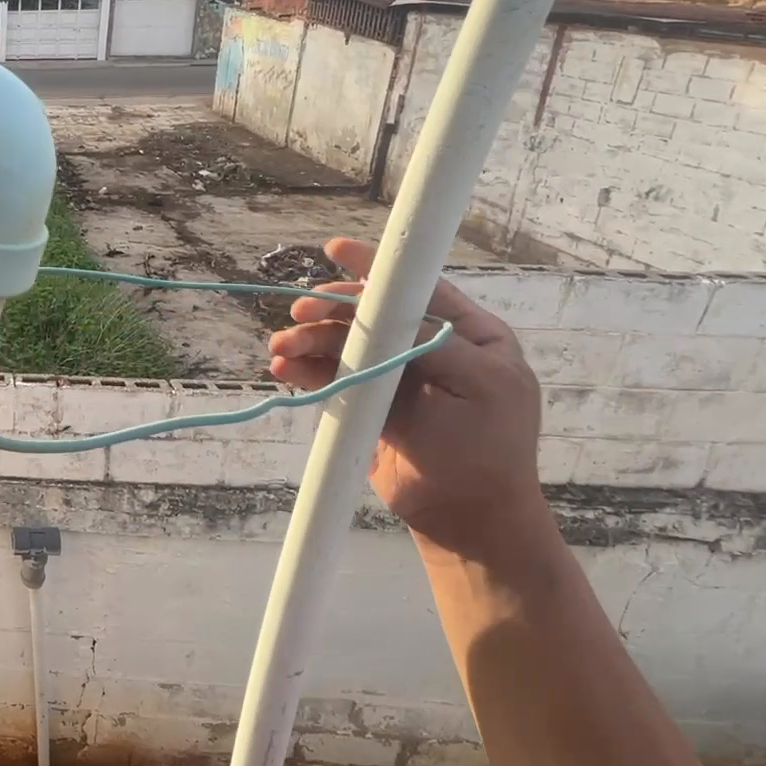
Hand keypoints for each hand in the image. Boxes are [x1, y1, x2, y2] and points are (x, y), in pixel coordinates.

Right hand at [267, 238, 547, 558]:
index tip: (334, 249)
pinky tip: (282, 368)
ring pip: (338, 342)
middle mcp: (423, 347)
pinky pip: (325, 374)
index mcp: (464, 336)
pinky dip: (301, 368)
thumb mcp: (481, 386)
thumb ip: (435, 341)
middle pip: (366, 313)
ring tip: (280, 349)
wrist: (462, 516)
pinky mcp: (361, 400)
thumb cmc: (485, 449)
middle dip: (328, 309)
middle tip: (299, 312)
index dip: (374, 266)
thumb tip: (383, 310)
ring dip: (306, 339)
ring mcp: (389, 375)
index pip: (415, 287)